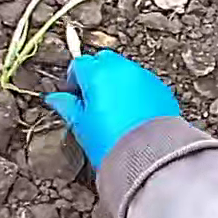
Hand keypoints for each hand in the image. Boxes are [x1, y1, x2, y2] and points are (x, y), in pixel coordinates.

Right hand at [44, 51, 180, 168]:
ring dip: (116, 82)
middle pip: (103, 60)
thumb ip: (68, 107)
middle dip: (96, 75)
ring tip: (114, 110)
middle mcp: (123, 70)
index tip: (74, 96)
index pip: (80, 64)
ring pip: (125, 70)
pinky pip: (143, 82)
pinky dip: (135, 91)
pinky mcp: (161, 88)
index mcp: (99, 74)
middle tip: (93, 100)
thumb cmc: (112, 143)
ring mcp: (145, 77)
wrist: (149, 157)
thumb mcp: (82, 126)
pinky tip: (132, 114)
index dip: (74, 79)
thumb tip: (56, 98)